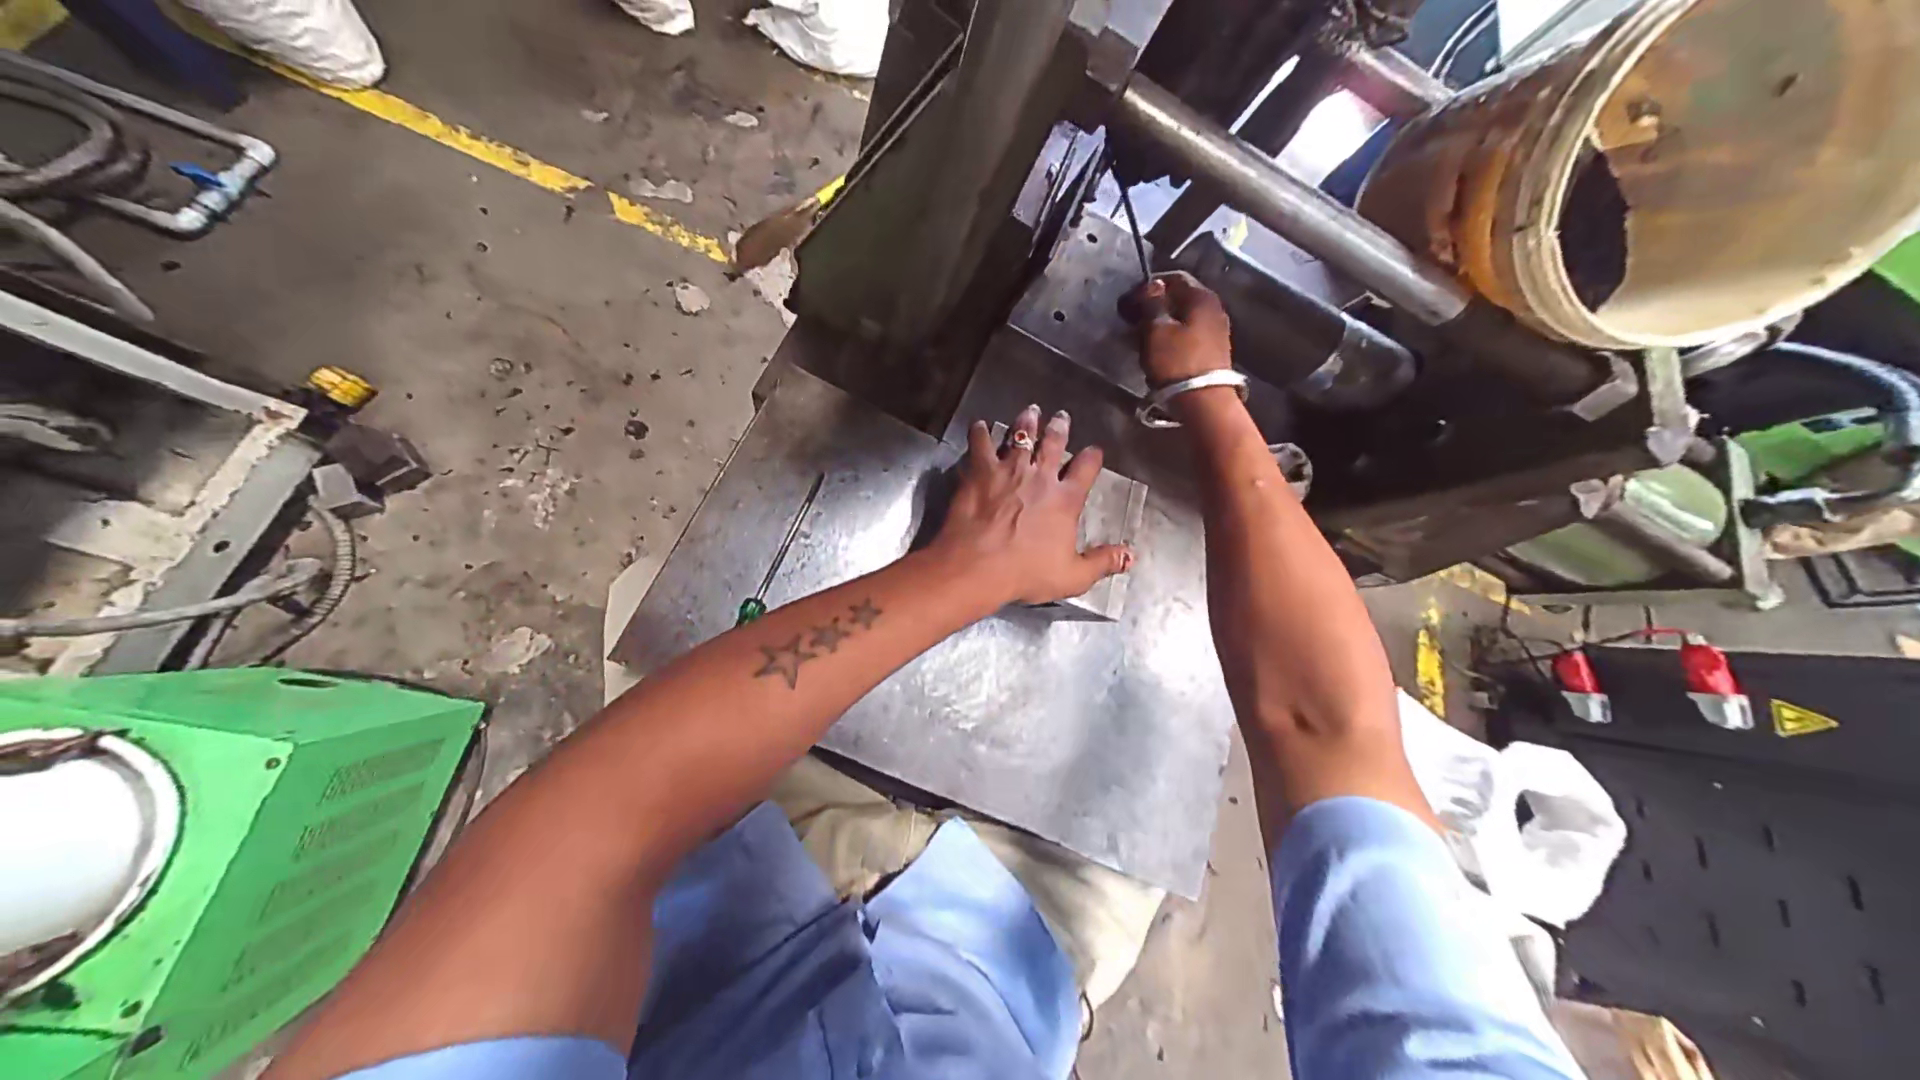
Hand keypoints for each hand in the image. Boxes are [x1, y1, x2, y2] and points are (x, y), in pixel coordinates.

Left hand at [929, 405, 1132, 605]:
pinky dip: (980, 433)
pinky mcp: (980, 472)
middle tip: (1061, 416)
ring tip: (1029, 412)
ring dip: (1026, 422)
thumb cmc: (1025, 572)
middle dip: (1059, 428)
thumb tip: (1130, 557)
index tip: (1094, 450)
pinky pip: (981, 444)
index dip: (1092, 457)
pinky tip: (979, 425)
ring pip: (1020, 436)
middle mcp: (1040, 477)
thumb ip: (1102, 562)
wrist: (978, 565)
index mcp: (1065, 499)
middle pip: (1053, 443)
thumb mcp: (1072, 575)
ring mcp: (1009, 470)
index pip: (1086, 469)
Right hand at [1124, 271, 1231, 388]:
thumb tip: (1151, 285)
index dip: (1149, 286)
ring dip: (1162, 325)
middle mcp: (1214, 308)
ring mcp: (1216, 331)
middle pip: (1179, 299)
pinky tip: (1158, 351)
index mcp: (1202, 297)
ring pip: (1183, 318)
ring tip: (1141, 338)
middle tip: (1132, 320)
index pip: (1173, 278)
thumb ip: (1151, 304)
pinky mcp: (1213, 352)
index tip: (1129, 301)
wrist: (1204, 402)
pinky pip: (1187, 336)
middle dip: (1155, 306)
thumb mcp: (1156, 330)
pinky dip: (1171, 338)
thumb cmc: (1177, 362)